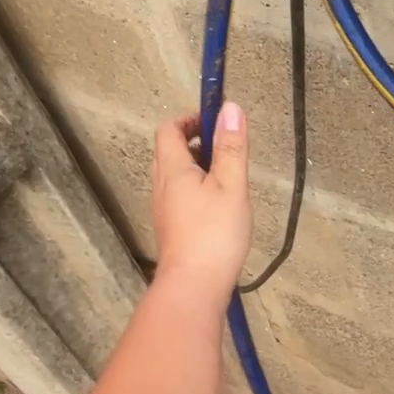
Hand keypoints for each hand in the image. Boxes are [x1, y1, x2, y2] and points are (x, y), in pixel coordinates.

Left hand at [150, 104, 251, 299]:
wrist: (195, 285)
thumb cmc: (214, 234)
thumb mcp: (231, 186)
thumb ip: (232, 148)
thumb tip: (230, 108)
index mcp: (172, 169)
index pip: (170, 129)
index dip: (190, 119)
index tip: (216, 124)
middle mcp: (161, 186)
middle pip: (170, 152)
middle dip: (196, 144)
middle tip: (226, 152)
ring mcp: (164, 210)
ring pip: (176, 178)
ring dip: (198, 171)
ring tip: (228, 182)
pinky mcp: (173, 231)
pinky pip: (182, 200)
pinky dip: (198, 193)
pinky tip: (221, 210)